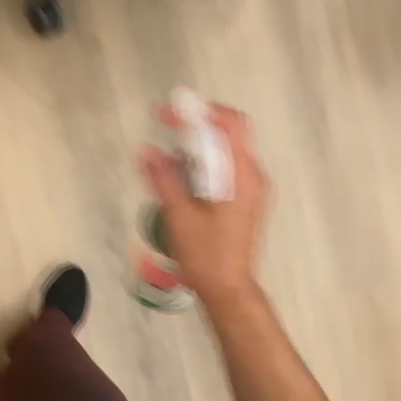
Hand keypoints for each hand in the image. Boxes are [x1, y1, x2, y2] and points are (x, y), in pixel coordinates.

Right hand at [139, 102, 270, 306]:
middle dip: (196, 128)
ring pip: (226, 154)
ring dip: (198, 149)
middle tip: (167, 129)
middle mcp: (253, 177)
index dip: (201, 111)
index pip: (230, 124)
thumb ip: (163, 177)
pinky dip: (205, 168)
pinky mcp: (247, 203)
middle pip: (229, 135)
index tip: (172, 113)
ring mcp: (253, 190)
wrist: (228, 289)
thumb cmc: (205, 254)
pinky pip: (227, 172)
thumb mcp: (178, 214)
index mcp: (242, 175)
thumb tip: (147, 151)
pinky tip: (181, 181)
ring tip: (168, 160)